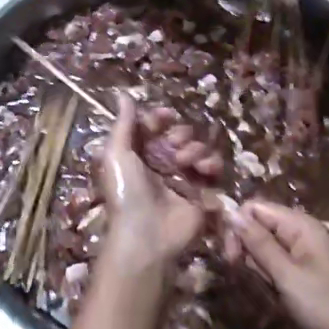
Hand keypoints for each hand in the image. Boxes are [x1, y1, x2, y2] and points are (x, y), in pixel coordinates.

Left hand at [98, 95, 204, 276]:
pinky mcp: (200, 192)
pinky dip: (211, 165)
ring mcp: (180, 177)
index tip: (167, 116)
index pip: (152, 125)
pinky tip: (204, 171)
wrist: (146, 234)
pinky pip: (212, 169)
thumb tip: (122, 94)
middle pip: (178, 134)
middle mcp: (158, 162)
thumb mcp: (116, 153)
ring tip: (188, 162)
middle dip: (179, 135)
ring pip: (197, 149)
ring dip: (196, 149)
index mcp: (136, 152)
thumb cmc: (126, 190)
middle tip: (175, 148)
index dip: (160, 118)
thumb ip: (123, 123)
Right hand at [228, 201, 328, 328]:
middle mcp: (305, 233)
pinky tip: (278, 294)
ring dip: (260, 265)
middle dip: (247, 247)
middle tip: (246, 274)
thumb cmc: (328, 307)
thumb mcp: (286, 275)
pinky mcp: (311, 272)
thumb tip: (230, 212)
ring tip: (270, 288)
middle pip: (260, 225)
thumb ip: (257, 242)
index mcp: (301, 226)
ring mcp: (309, 253)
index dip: (237, 226)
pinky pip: (281, 263)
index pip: (254, 208)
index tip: (231, 256)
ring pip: (268, 246)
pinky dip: (273, 276)